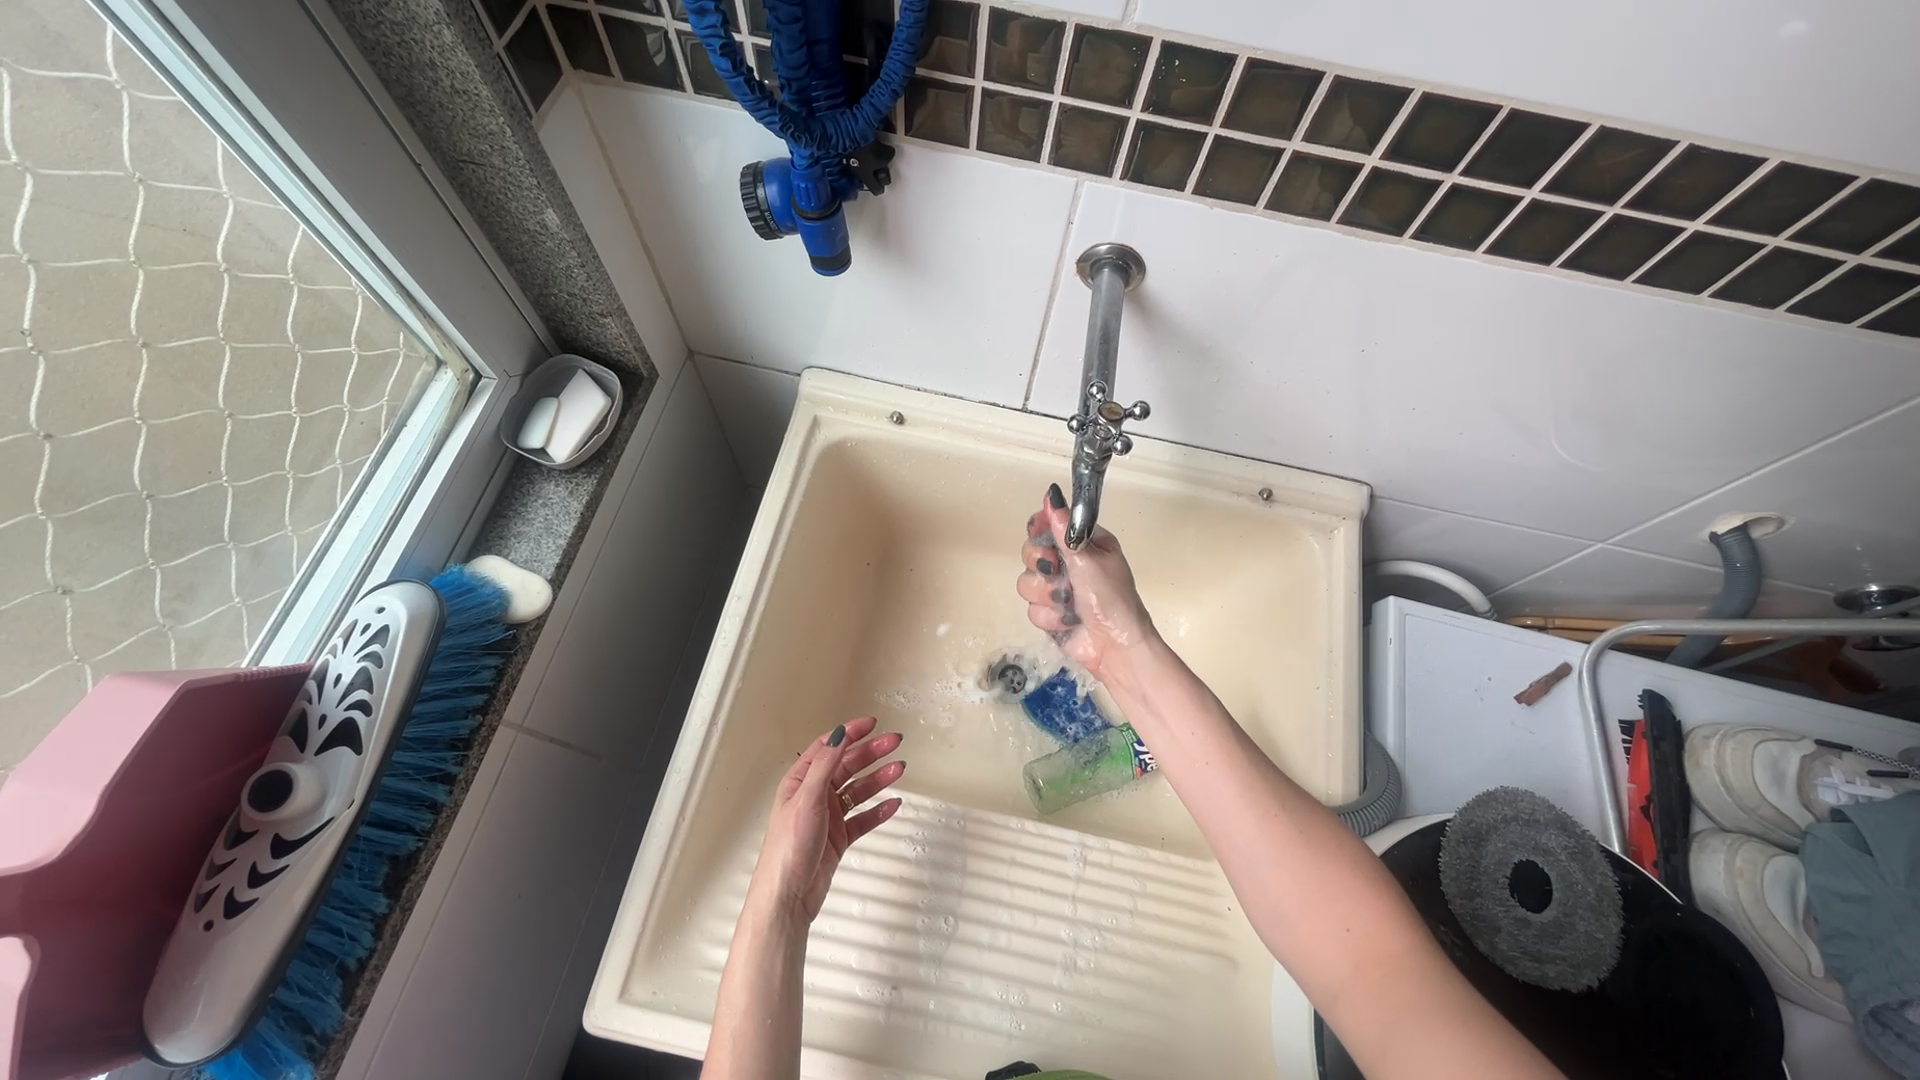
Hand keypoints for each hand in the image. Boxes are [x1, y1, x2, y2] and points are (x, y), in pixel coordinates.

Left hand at [750, 718, 904, 924]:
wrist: (787, 897)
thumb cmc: (787, 851)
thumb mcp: (807, 800)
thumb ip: (824, 766)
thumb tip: (837, 736)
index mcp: (800, 782)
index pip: (828, 748)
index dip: (850, 733)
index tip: (871, 724)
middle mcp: (814, 796)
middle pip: (847, 766)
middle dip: (871, 752)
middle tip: (894, 742)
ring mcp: (828, 817)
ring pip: (858, 791)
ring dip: (879, 779)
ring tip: (899, 770)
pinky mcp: (838, 838)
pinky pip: (863, 818)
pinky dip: (879, 810)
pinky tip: (893, 804)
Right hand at [1016, 483, 1159, 683]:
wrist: (1115, 646)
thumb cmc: (1111, 598)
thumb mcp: (1089, 559)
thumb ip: (1064, 529)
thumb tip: (1052, 494)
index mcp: (1082, 543)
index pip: (1047, 524)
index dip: (1039, 530)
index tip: (1043, 538)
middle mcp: (1068, 563)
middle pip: (1030, 552)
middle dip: (1043, 566)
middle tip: (1059, 572)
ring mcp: (1057, 589)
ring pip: (1027, 582)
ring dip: (1049, 596)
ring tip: (1071, 604)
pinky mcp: (1049, 613)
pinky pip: (1031, 608)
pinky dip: (1051, 617)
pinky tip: (1069, 622)